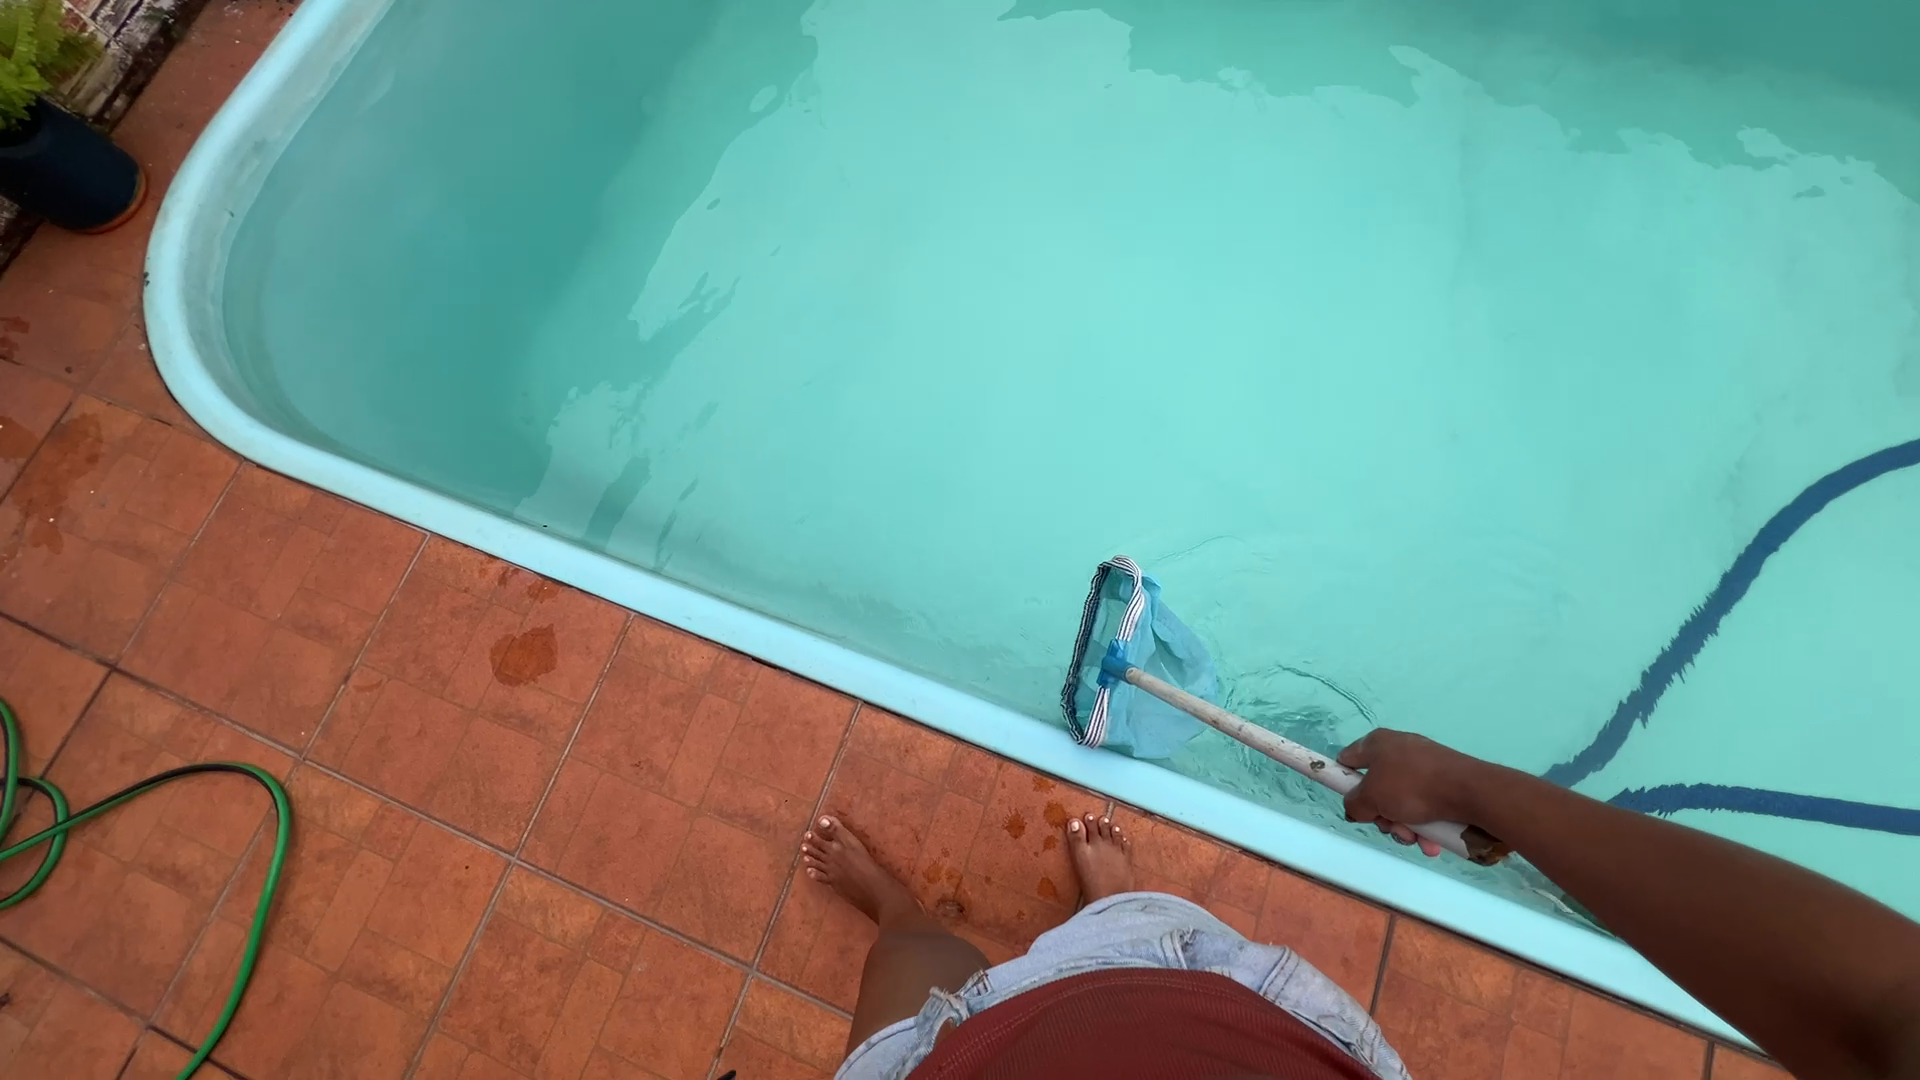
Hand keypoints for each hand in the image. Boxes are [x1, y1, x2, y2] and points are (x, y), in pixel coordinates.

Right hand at [1337, 730, 1489, 856]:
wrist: (1474, 792)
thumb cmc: (1413, 787)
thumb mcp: (1371, 798)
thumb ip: (1353, 804)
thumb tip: (1355, 808)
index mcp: (1377, 743)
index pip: (1348, 760)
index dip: (1344, 782)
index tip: (1353, 803)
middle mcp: (1400, 749)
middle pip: (1378, 788)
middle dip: (1383, 815)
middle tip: (1391, 827)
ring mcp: (1426, 765)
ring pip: (1403, 801)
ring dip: (1406, 826)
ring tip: (1418, 840)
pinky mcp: (1447, 781)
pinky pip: (1427, 804)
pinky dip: (1427, 824)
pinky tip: (1433, 841)